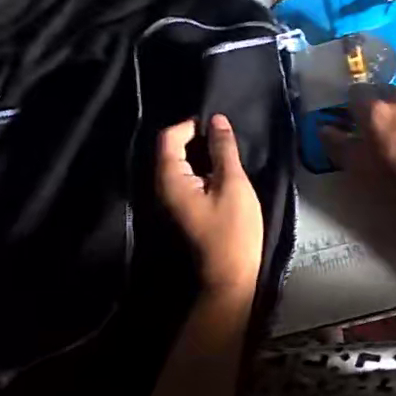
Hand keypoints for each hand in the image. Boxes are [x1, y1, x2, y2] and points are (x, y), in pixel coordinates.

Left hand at [158, 114, 263, 297]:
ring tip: (227, 156)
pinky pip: (185, 179)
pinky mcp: (181, 209)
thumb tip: (217, 120)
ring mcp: (169, 200)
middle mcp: (161, 188)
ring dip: (201, 155)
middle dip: (197, 138)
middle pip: (171, 149)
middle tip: (227, 140)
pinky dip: (201, 170)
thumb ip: (223, 149)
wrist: (229, 276)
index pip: (169, 137)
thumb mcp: (233, 184)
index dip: (192, 125)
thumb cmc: (233, 230)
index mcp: (170, 180)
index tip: (219, 127)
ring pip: (179, 164)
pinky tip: (222, 174)